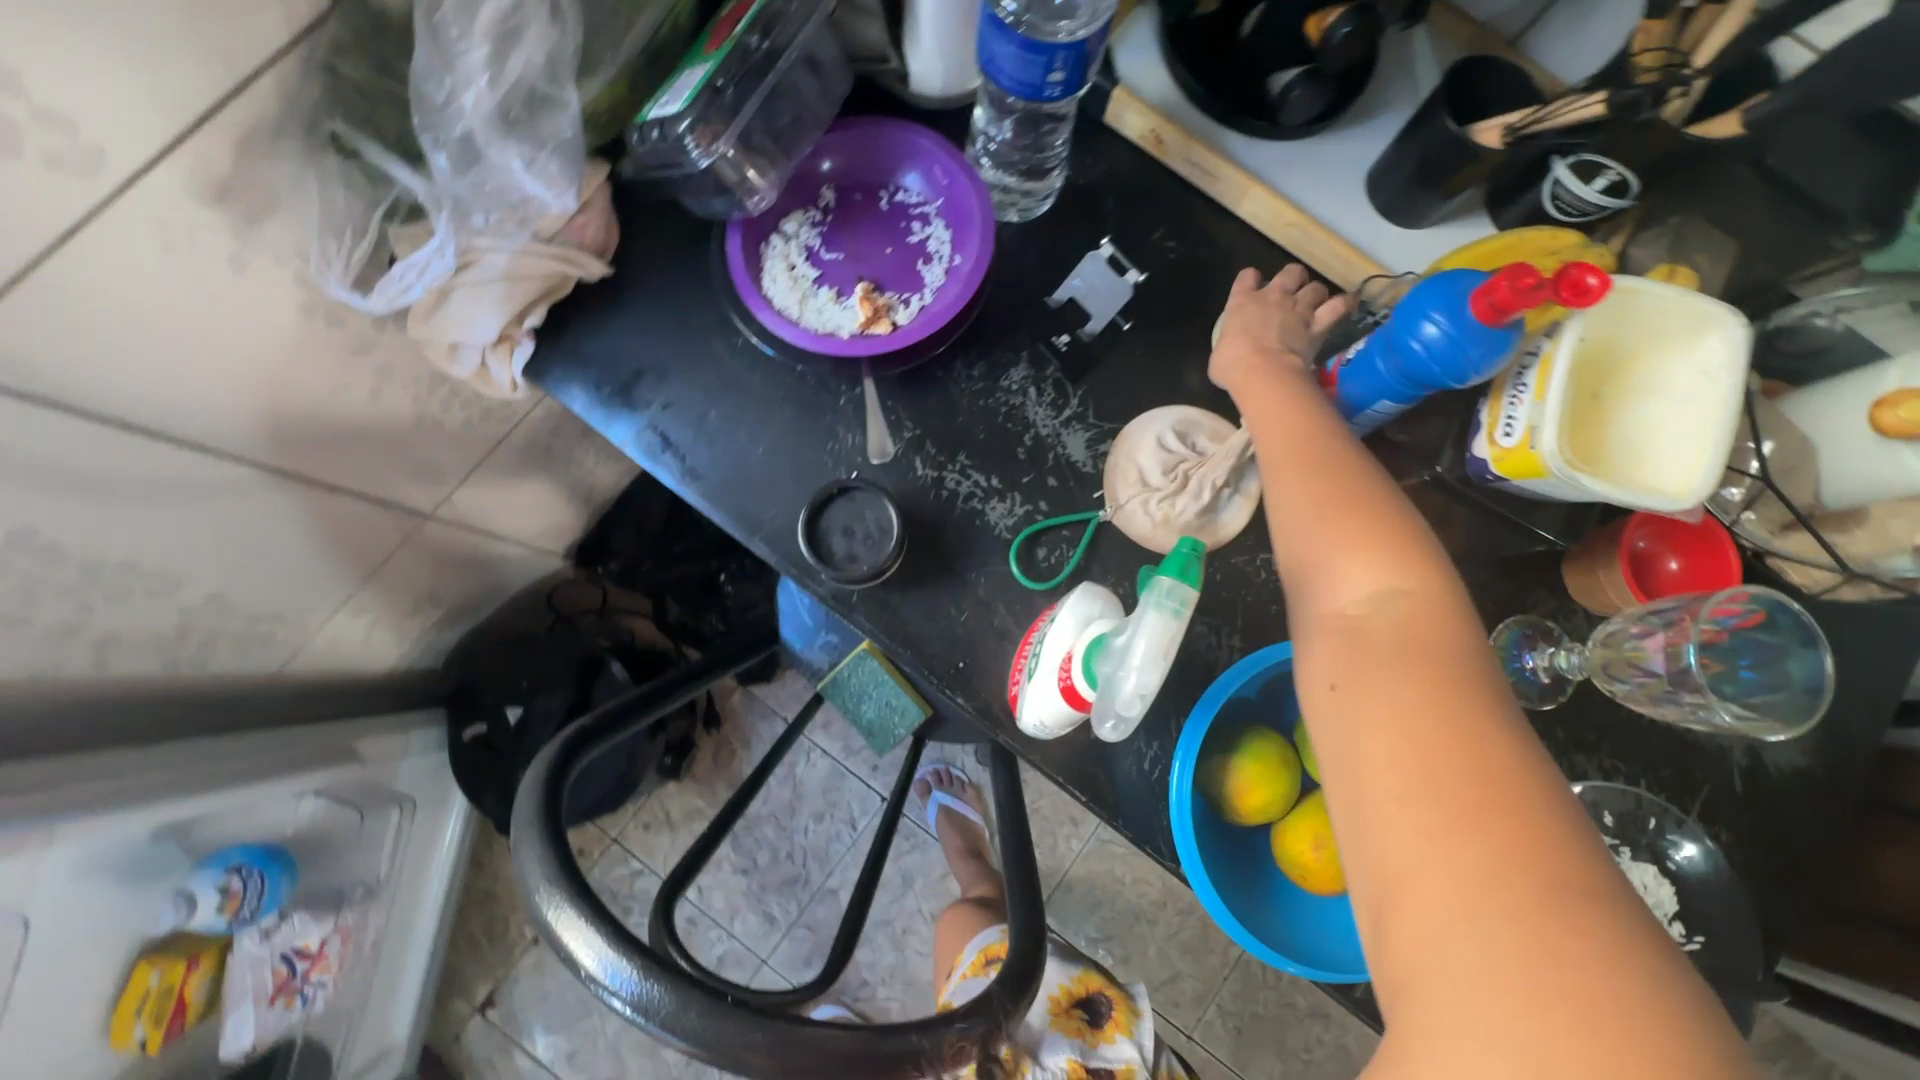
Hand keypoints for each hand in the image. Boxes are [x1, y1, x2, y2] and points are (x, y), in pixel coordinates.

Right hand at [1209, 264, 1351, 395]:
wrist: (1263, 373)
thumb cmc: (1233, 366)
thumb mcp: (1219, 356)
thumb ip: (1228, 347)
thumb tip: (1230, 356)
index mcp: (1242, 302)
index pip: (1247, 277)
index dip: (1250, 279)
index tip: (1252, 286)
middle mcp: (1273, 297)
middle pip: (1290, 272)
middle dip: (1293, 278)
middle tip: (1292, 291)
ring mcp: (1298, 309)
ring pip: (1316, 287)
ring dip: (1316, 293)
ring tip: (1317, 302)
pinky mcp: (1318, 324)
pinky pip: (1338, 307)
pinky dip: (1344, 304)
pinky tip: (1348, 304)